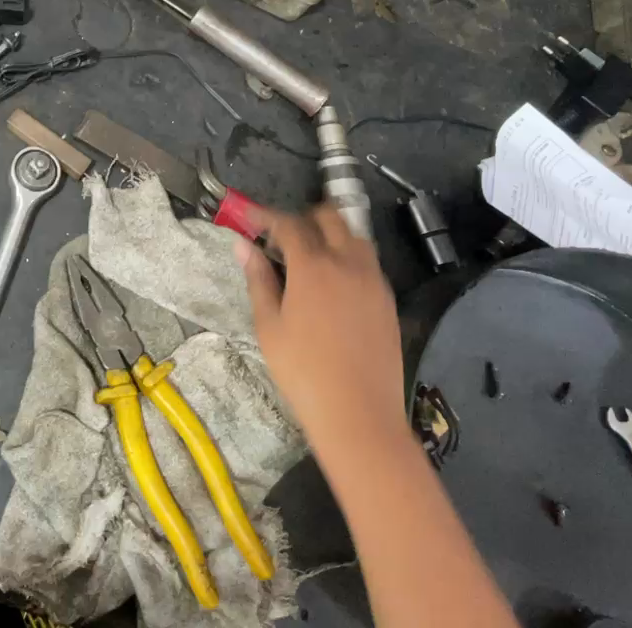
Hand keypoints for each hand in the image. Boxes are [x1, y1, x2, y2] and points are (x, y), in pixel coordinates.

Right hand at [235, 203, 404, 446]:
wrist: (359, 414)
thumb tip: (243, 246)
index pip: (289, 224)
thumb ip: (258, 279)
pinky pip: (368, 263)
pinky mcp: (388, 301)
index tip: (249, 216)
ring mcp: (373, 281)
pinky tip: (332, 283)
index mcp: (313, 267)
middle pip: (330, 217)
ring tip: (308, 254)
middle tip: (281, 234)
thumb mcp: (269, 325)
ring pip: (355, 237)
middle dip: (304, 217)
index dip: (266, 216)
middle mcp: (348, 264)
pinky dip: (348, 257)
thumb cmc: (302, 371)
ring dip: (331, 234)